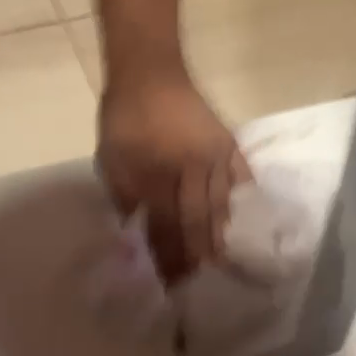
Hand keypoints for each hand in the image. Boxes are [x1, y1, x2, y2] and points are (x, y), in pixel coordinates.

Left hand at [96, 65, 249, 281]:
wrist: (150, 69)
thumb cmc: (125, 116)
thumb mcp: (111, 158)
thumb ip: (125, 198)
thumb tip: (139, 235)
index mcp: (158, 173)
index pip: (167, 227)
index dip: (170, 258)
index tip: (172, 286)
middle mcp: (191, 169)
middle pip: (198, 223)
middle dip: (197, 256)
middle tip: (201, 285)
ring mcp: (215, 156)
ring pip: (220, 206)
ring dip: (220, 237)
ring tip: (222, 263)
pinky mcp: (229, 145)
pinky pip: (241, 179)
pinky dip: (242, 202)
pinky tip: (244, 221)